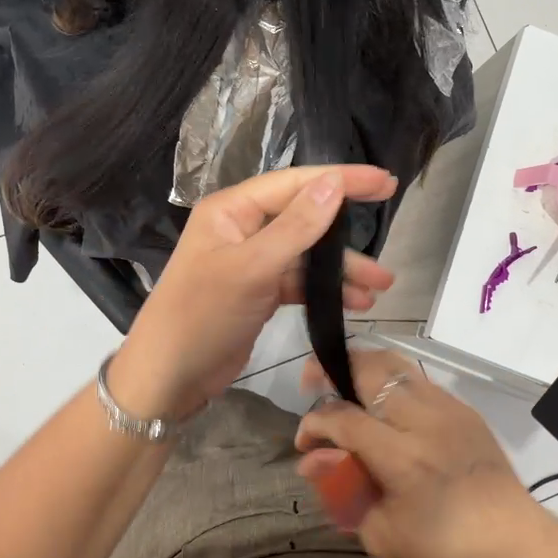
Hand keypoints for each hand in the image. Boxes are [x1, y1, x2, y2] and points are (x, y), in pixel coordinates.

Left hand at [107, 166, 398, 420]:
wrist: (167, 379)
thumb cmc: (201, 315)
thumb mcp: (250, 269)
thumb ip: (295, 227)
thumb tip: (333, 183)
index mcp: (231, 210)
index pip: (293, 183)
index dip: (340, 179)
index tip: (383, 180)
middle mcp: (241, 228)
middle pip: (303, 215)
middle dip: (345, 223)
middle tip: (390, 207)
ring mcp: (250, 262)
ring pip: (306, 254)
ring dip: (342, 267)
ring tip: (382, 283)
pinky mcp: (258, 293)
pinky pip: (300, 282)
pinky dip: (326, 291)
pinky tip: (357, 303)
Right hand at [293, 350, 557, 557]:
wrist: (519, 548)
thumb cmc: (447, 555)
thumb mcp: (382, 537)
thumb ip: (342, 490)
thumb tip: (311, 459)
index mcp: (402, 458)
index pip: (342, 418)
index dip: (313, 423)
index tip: (302, 441)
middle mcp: (424, 421)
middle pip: (368, 369)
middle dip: (332, 369)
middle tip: (312, 383)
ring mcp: (447, 409)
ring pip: (395, 364)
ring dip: (363, 368)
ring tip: (344, 384)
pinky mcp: (464, 409)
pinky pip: (418, 381)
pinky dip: (392, 383)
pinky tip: (385, 407)